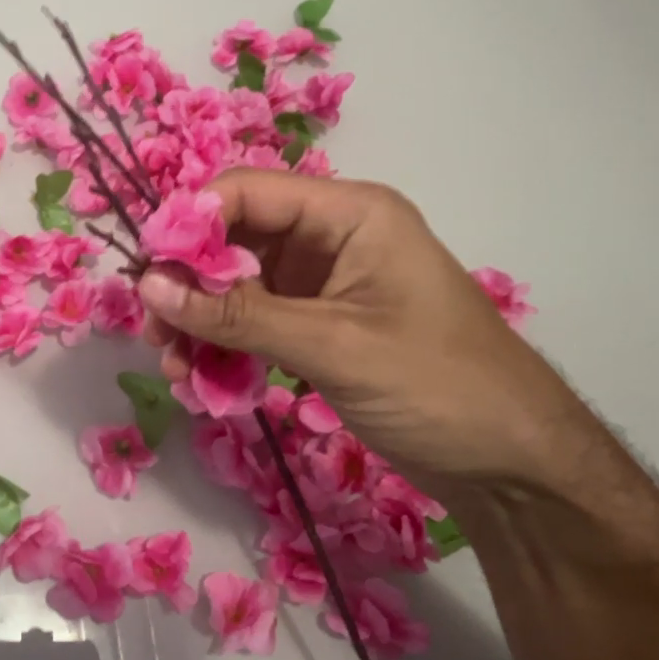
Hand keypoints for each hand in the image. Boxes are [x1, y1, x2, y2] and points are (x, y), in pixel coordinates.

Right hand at [138, 169, 604, 498]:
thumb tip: (147, 285)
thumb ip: (236, 315)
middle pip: (233, 239)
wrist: (515, 466)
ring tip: (176, 369)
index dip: (188, 225)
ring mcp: (323, 282)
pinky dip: (225, 347)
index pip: (245, 192)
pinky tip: (205, 381)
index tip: (143, 276)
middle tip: (153, 333)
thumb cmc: (439, 387)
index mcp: (349, 214)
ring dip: (199, 323)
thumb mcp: (330, 347)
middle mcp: (330, 236)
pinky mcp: (318, 324)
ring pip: (235, 285)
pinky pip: (252, 321)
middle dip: (188, 285)